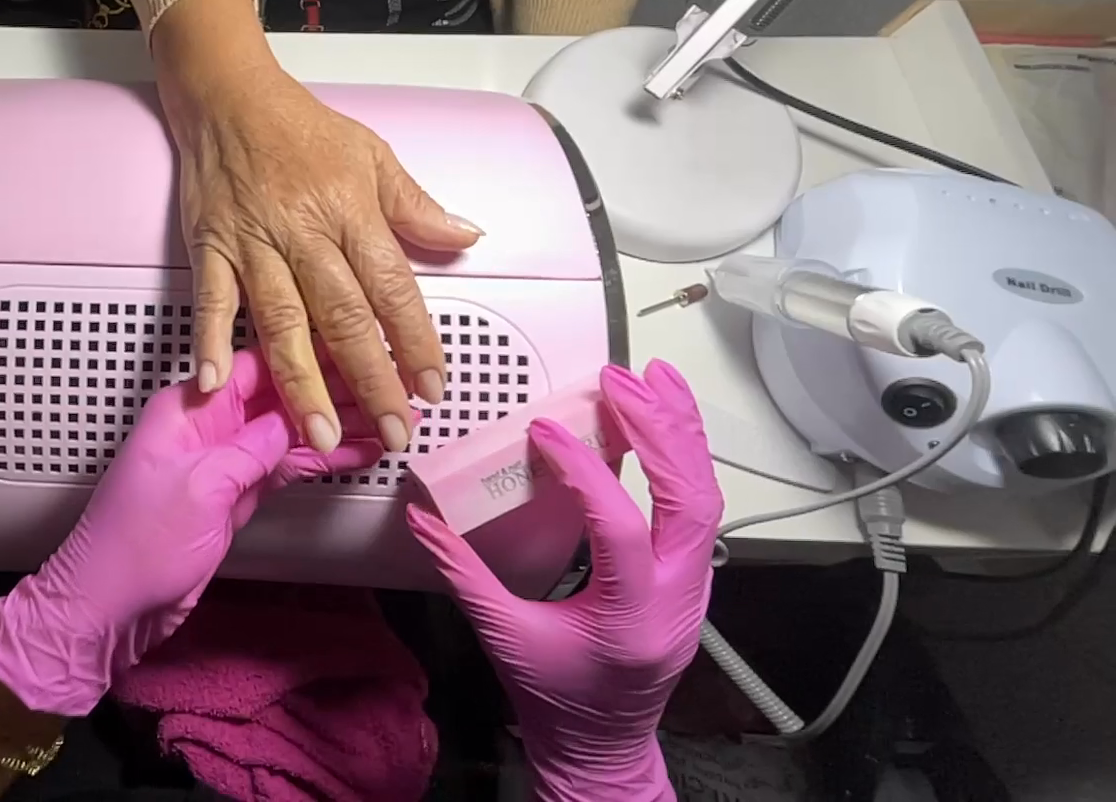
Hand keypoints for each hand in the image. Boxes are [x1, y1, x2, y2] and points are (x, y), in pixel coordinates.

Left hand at [0, 349, 380, 715]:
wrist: (110, 607)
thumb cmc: (136, 544)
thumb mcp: (200, 486)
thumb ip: (251, 448)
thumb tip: (299, 418)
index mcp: (188, 407)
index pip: (255, 366)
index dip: (304, 358)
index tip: (351, 353)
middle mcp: (208, 425)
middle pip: (279, 396)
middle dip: (331, 392)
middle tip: (386, 387)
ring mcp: (224, 459)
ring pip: (289, 431)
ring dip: (335, 427)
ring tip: (389, 418)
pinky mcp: (235, 492)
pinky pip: (284, 465)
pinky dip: (320, 460)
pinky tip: (357, 452)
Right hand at [152, 10, 480, 455]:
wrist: (228, 98)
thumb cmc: (301, 127)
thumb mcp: (371, 153)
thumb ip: (415, 204)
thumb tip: (468, 236)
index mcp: (349, 211)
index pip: (390, 286)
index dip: (414, 340)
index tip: (431, 387)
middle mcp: (303, 233)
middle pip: (340, 315)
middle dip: (369, 378)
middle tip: (390, 433)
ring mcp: (253, 244)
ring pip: (281, 320)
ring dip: (301, 380)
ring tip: (319, 434)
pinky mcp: (211, 248)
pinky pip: (212, 301)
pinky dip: (210, 341)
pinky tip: (214, 384)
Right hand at [407, 361, 722, 800]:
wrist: (603, 748)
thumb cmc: (557, 700)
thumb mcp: (503, 636)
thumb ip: (461, 571)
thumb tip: (422, 518)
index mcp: (634, 616)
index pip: (619, 528)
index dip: (583, 471)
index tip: (545, 431)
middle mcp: (681, 597)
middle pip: (692, 501)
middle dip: (660, 431)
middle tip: (624, 380)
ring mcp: (695, 587)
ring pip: (707, 499)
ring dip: (682, 434)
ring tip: (658, 380)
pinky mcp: (689, 576)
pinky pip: (697, 508)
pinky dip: (683, 458)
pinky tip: (663, 426)